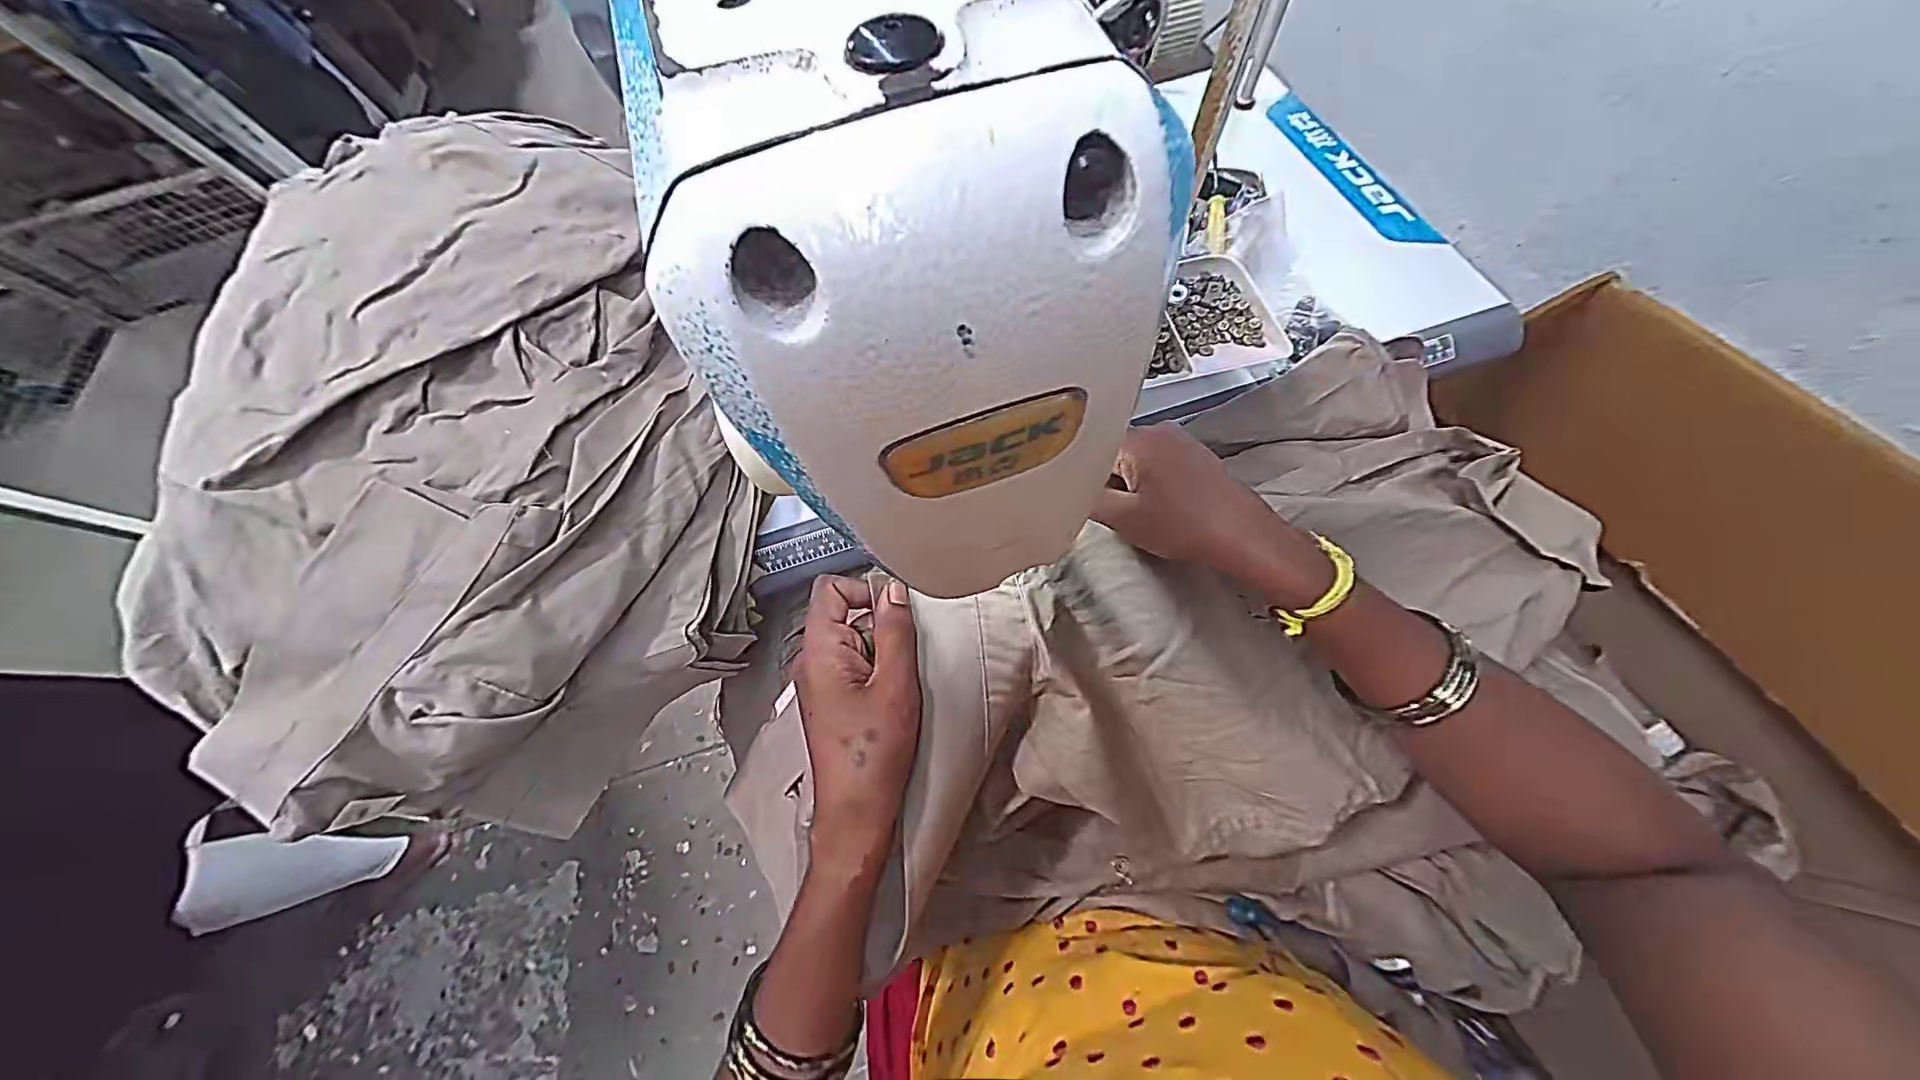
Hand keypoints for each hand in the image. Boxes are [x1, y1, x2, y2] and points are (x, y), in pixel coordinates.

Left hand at [791, 574, 920, 874]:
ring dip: (881, 651)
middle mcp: (811, 662)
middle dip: (878, 626)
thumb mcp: (895, 685)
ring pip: (853, 640)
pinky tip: (890, 699)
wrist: (856, 811)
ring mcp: (819, 682)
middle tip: (901, 658)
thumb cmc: (871, 757)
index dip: (863, 589)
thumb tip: (893, 591)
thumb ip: (894, 631)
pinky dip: (876, 672)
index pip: (830, 589)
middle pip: (844, 614)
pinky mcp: (831, 699)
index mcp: (818, 651)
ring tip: (896, 685)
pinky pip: (854, 666)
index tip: (894, 611)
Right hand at [1093, 423, 1333, 608]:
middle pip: (1110, 451)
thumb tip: (1064, 489)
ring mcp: (1178, 440)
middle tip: (1114, 509)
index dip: (1083, 477)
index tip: (1085, 499)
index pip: (1089, 448)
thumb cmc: (1188, 526)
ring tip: (1139, 510)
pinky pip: (1154, 462)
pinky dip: (1147, 483)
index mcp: (1139, 440)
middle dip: (1104, 480)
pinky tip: (1158, 506)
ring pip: (1131, 458)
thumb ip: (1087, 498)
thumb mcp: (1124, 518)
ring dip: (1126, 483)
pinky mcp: (1191, 454)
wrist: (1241, 535)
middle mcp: (1159, 431)